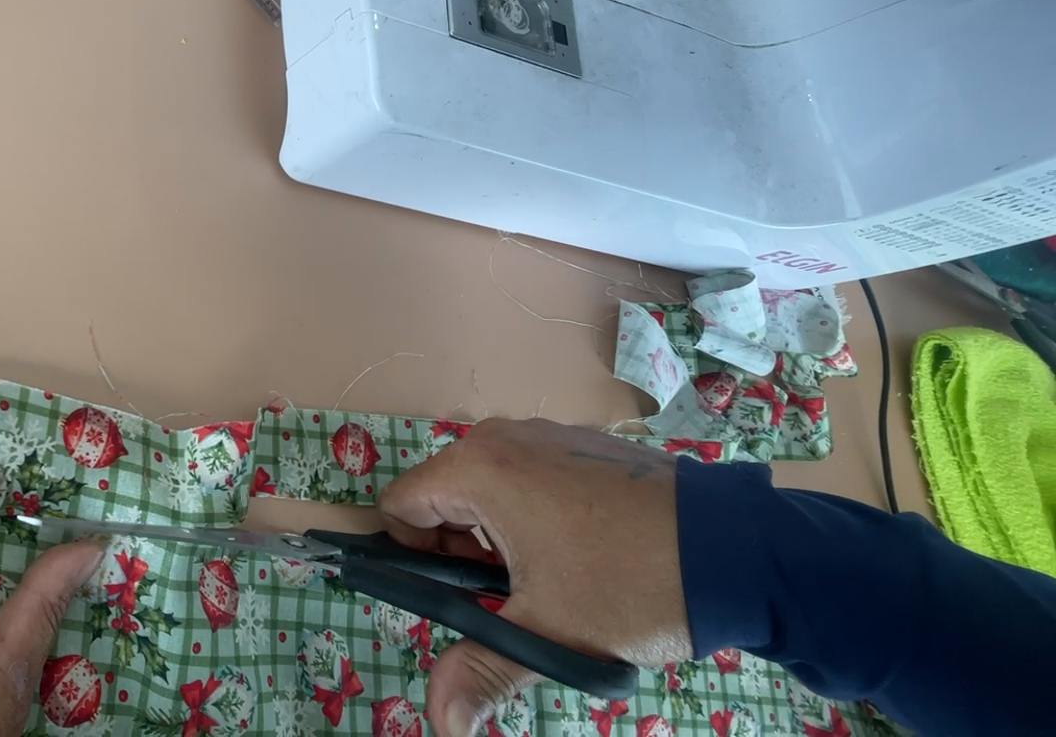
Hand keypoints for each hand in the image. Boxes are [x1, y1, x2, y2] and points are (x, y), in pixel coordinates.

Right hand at [377, 418, 691, 736]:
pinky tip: (580, 546)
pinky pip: (521, 473)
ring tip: (551, 574)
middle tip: (511, 591)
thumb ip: (484, 670)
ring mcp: (537, 434)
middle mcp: (495, 438)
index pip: (399, 503)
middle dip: (458, 548)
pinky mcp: (573, 440)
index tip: (461, 589)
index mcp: (475, 469)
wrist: (741, 548)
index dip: (412, 554)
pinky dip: (528, 509)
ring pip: (481, 486)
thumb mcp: (553, 633)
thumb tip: (441, 724)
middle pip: (440, 495)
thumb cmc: (630, 582)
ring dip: (494, 532)